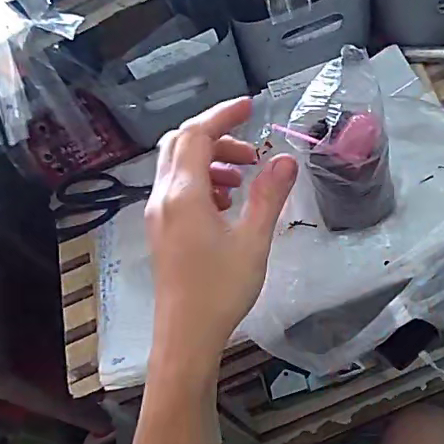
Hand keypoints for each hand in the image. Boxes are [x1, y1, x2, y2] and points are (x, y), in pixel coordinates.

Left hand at [146, 97, 297, 355]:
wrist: (186, 336)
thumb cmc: (220, 289)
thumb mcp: (253, 241)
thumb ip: (269, 196)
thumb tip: (285, 160)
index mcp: (183, 194)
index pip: (195, 135)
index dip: (222, 115)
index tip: (250, 107)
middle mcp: (163, 198)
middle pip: (180, 145)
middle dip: (216, 138)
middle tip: (251, 151)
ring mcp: (158, 216)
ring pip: (177, 168)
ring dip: (209, 161)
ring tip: (243, 179)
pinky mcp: (161, 232)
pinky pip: (177, 190)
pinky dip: (202, 183)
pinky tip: (226, 205)